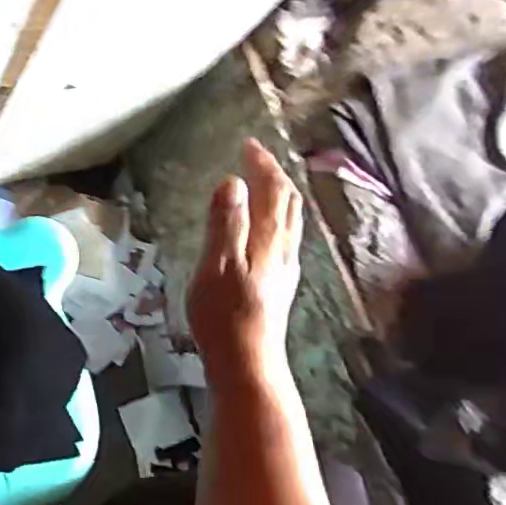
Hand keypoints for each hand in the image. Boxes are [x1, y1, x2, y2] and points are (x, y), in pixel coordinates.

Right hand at [187, 139, 303, 383]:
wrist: (246, 359)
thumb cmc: (224, 314)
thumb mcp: (217, 266)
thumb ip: (226, 224)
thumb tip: (232, 182)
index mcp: (268, 241)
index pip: (274, 192)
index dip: (263, 165)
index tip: (247, 145)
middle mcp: (283, 250)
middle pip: (288, 204)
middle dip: (274, 175)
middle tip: (254, 158)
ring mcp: (283, 268)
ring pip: (289, 222)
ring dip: (277, 196)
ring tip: (261, 184)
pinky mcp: (276, 284)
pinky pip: (282, 238)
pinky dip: (273, 219)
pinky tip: (261, 229)